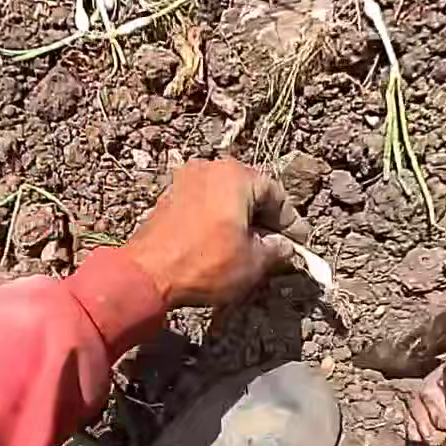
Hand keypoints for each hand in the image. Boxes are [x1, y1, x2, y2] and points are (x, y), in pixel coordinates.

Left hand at [122, 158, 308, 307]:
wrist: (145, 275)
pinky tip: (221, 247)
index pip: (276, 195)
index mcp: (234, 174)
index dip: (291, 222)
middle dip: (265, 221)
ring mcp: (182, 184)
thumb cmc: (203, 264)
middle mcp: (207, 169)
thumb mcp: (254, 262)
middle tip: (278, 247)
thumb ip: (277, 250)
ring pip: (223, 201)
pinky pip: (202, 208)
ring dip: (239, 223)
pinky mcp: (166, 202)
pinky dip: (216, 224)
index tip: (300, 243)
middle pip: (248, 193)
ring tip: (250, 250)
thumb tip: (283, 247)